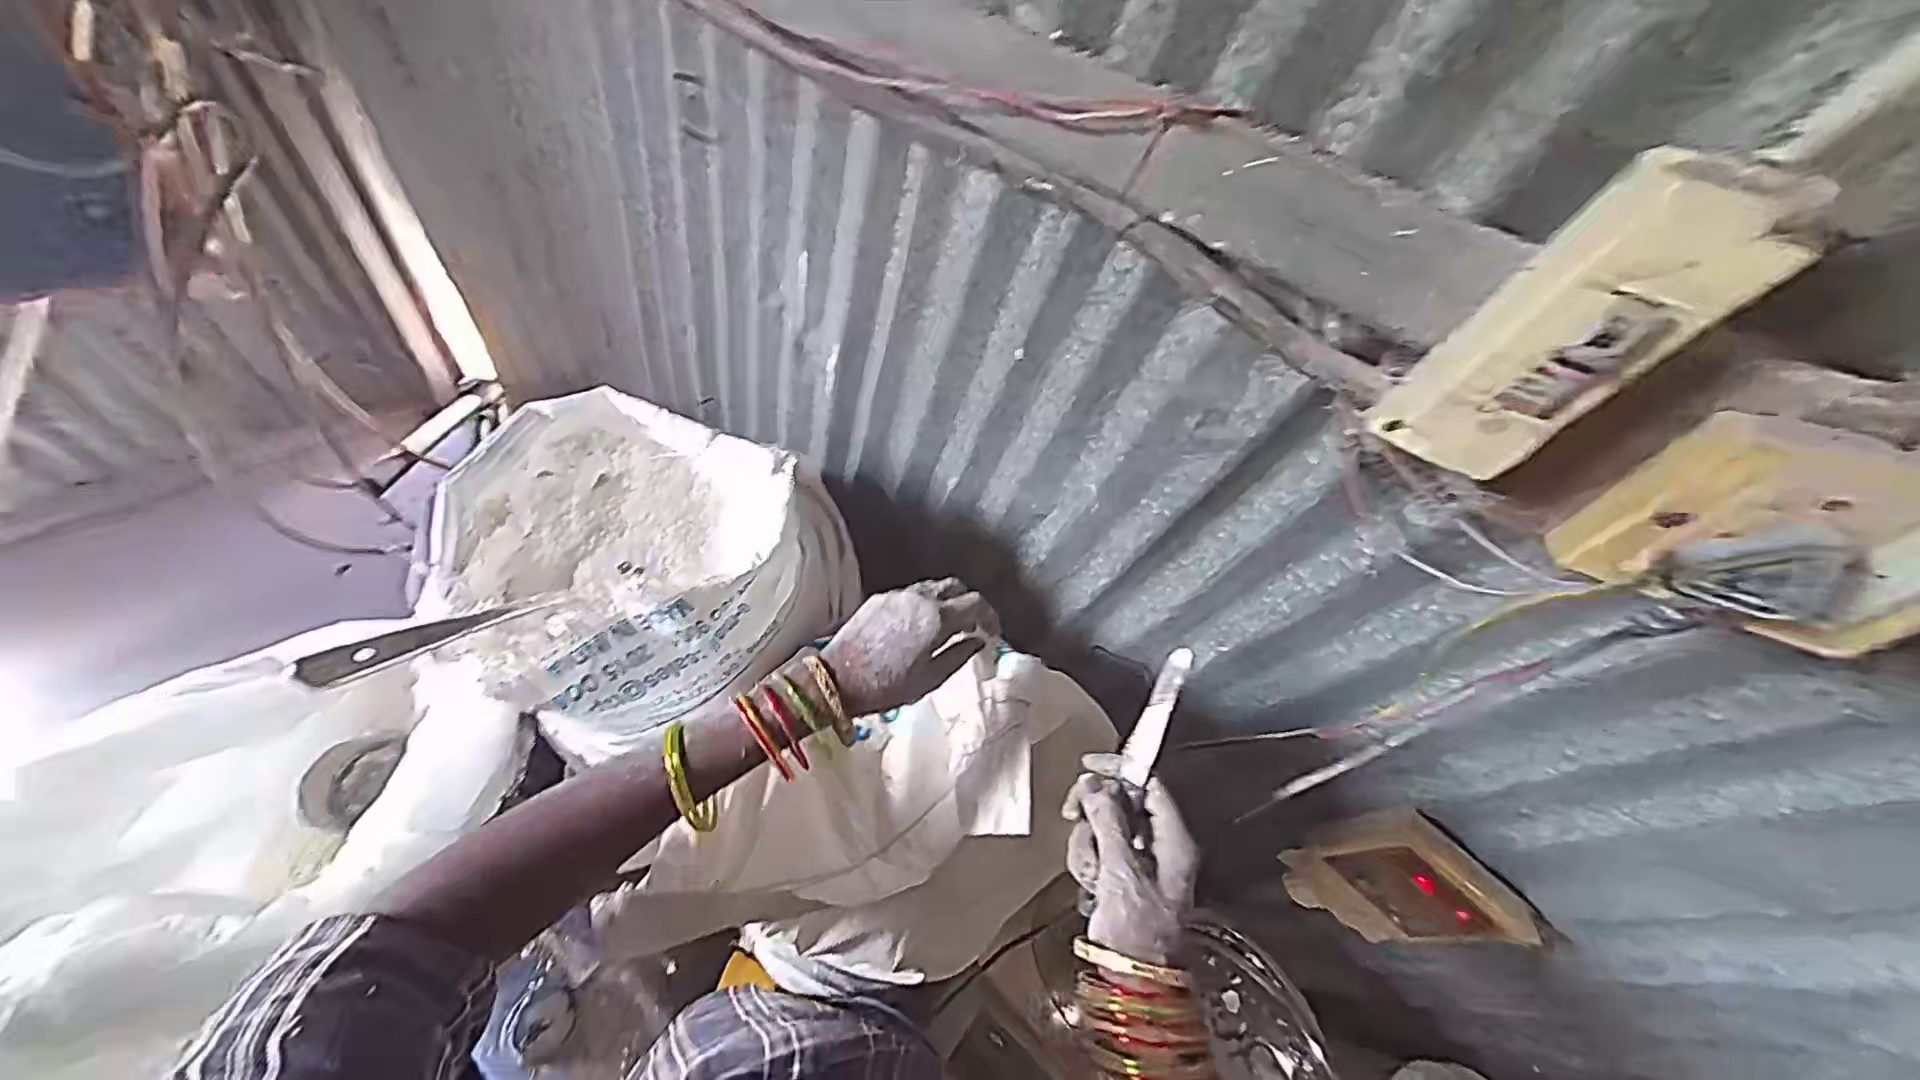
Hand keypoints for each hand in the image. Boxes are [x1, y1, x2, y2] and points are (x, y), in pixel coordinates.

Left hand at [819, 578, 999, 716]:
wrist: (836, 678)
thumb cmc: (886, 686)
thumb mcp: (930, 679)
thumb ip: (958, 655)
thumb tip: (978, 641)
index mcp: (937, 618)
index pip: (976, 603)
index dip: (990, 615)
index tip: (992, 631)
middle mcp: (920, 598)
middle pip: (957, 586)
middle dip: (970, 602)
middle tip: (973, 624)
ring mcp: (898, 595)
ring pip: (934, 586)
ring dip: (948, 599)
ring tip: (949, 623)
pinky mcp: (880, 598)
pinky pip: (913, 592)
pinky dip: (926, 601)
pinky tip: (921, 623)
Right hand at [1062, 753, 1198, 964]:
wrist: (1131, 983)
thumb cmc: (1139, 934)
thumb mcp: (1121, 871)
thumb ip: (1107, 822)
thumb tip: (1094, 784)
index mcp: (1173, 840)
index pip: (1149, 784)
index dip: (1120, 769)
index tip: (1090, 765)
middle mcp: (1159, 846)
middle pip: (1120, 803)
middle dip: (1094, 814)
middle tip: (1074, 816)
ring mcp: (1138, 862)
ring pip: (1103, 827)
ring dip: (1088, 846)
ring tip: (1092, 875)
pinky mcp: (1121, 876)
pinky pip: (1097, 851)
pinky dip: (1088, 863)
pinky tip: (1091, 887)